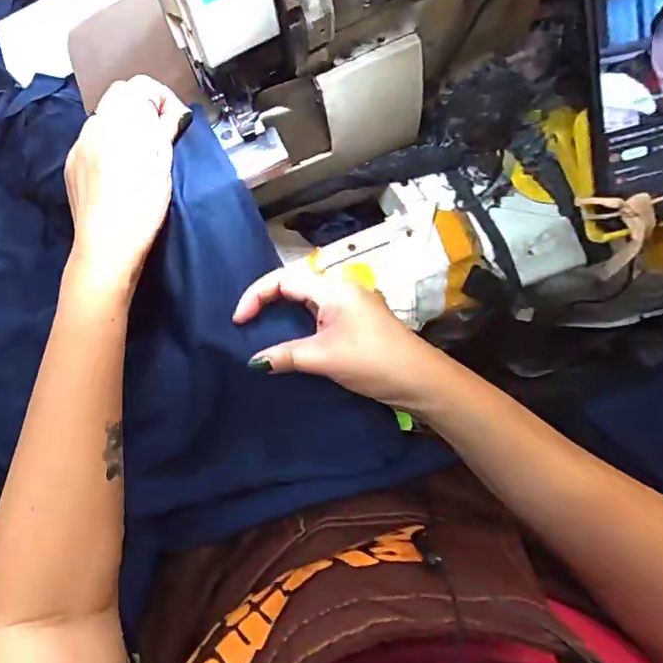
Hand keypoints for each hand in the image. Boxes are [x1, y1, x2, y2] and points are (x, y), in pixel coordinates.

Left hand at [64, 76, 187, 290]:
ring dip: (124, 128)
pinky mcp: (72, 167)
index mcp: (118, 120)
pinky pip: (91, 144)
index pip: (142, 86)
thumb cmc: (139, 207)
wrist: (107, 246)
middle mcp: (93, 127)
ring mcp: (79, 147)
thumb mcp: (162, 161)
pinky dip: (108, 146)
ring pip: (105, 121)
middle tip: (161, 133)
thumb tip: (171, 114)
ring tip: (141, 155)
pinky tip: (120, 171)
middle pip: (120, 97)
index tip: (175, 121)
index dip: (164, 100)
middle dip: (142, 108)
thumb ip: (165, 127)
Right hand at [232, 265, 456, 409]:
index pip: (283, 280)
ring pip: (306, 298)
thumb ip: (285, 356)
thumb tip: (254, 362)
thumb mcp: (323, 358)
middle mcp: (341, 289)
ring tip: (261, 327)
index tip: (239, 320)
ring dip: (282, 310)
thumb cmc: (373, 362)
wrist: (423, 382)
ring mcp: (351, 304)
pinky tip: (289, 338)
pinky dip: (298, 321)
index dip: (255, 296)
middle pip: (293, 283)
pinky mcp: (357, 320)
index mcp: (333, 288)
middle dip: (266, 299)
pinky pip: (318, 312)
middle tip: (246, 321)